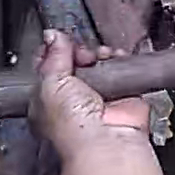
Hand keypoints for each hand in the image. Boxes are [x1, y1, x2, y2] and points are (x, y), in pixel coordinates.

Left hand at [32, 30, 151, 158]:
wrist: (105, 139)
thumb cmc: (72, 125)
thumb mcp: (51, 83)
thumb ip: (54, 57)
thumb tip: (53, 35)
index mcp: (49, 98)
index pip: (49, 66)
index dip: (54, 50)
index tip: (58, 40)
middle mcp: (75, 97)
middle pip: (77, 61)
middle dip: (80, 51)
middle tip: (81, 54)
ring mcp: (101, 95)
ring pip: (101, 62)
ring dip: (101, 54)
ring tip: (101, 56)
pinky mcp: (125, 94)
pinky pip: (123, 69)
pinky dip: (122, 60)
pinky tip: (116, 57)